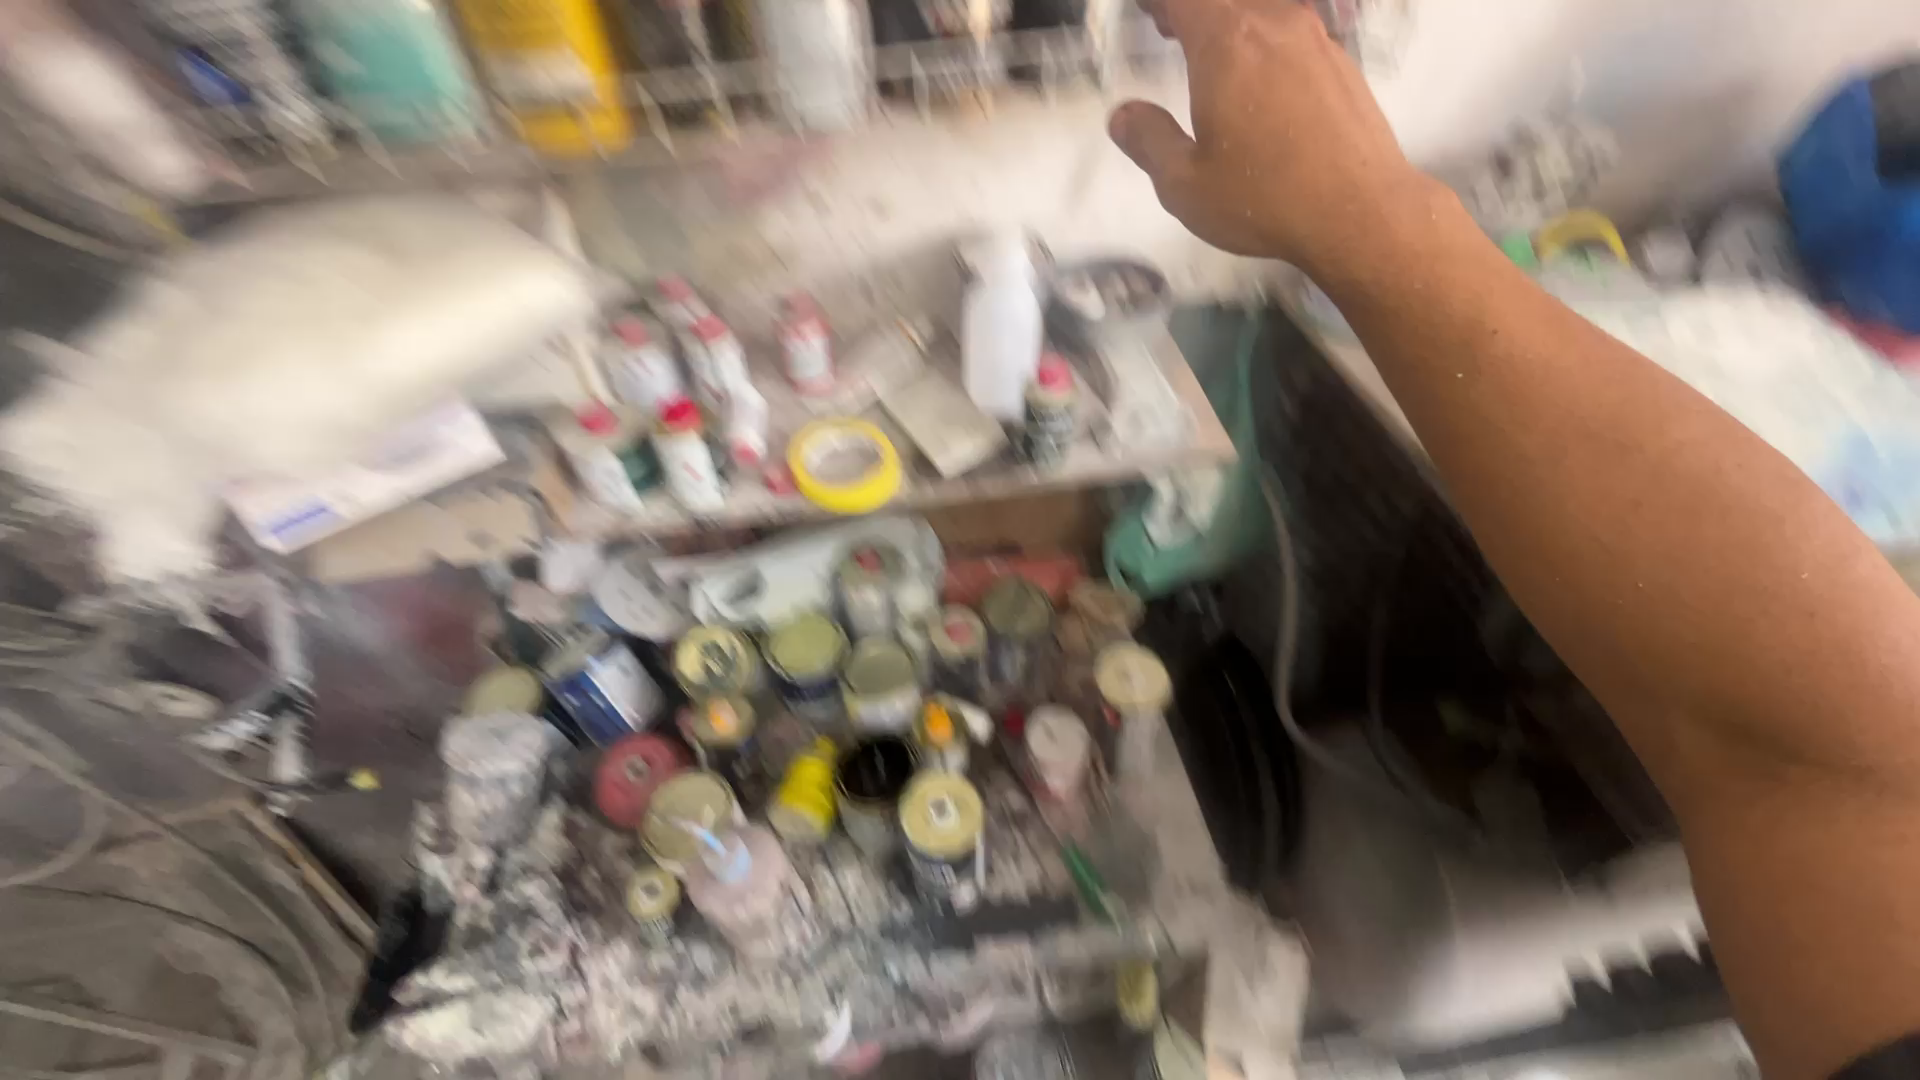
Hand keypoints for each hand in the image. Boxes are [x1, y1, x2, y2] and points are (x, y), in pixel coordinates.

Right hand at [1110, 0, 1435, 273]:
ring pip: (1262, 10)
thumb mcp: (1183, 185)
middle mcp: (1273, 25)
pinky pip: (1291, 33)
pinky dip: (1263, 42)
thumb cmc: (1263, 200)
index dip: (1159, 2)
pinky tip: (1257, 82)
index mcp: (1226, 45)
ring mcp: (1314, 39)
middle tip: (1165, 25)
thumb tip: (1123, 116)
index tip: (1144, 11)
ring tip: (1208, 55)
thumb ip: (1149, 142)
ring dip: (1228, 23)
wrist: (1356, 212)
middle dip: (1189, 10)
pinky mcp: (1340, 63)